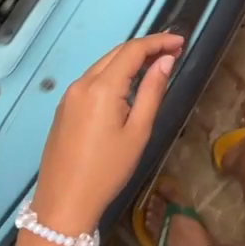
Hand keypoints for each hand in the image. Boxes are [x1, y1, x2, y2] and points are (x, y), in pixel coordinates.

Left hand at [31, 32, 183, 230]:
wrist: (63, 204)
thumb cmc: (107, 170)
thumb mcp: (138, 132)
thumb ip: (152, 91)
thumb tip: (165, 61)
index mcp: (101, 88)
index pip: (133, 50)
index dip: (159, 41)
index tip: (181, 42)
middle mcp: (82, 84)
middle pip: (117, 53)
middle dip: (146, 47)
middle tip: (174, 50)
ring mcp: (69, 96)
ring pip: (104, 65)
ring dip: (130, 59)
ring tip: (156, 64)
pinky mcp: (65, 108)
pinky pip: (93, 79)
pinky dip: (115, 73)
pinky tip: (129, 84)